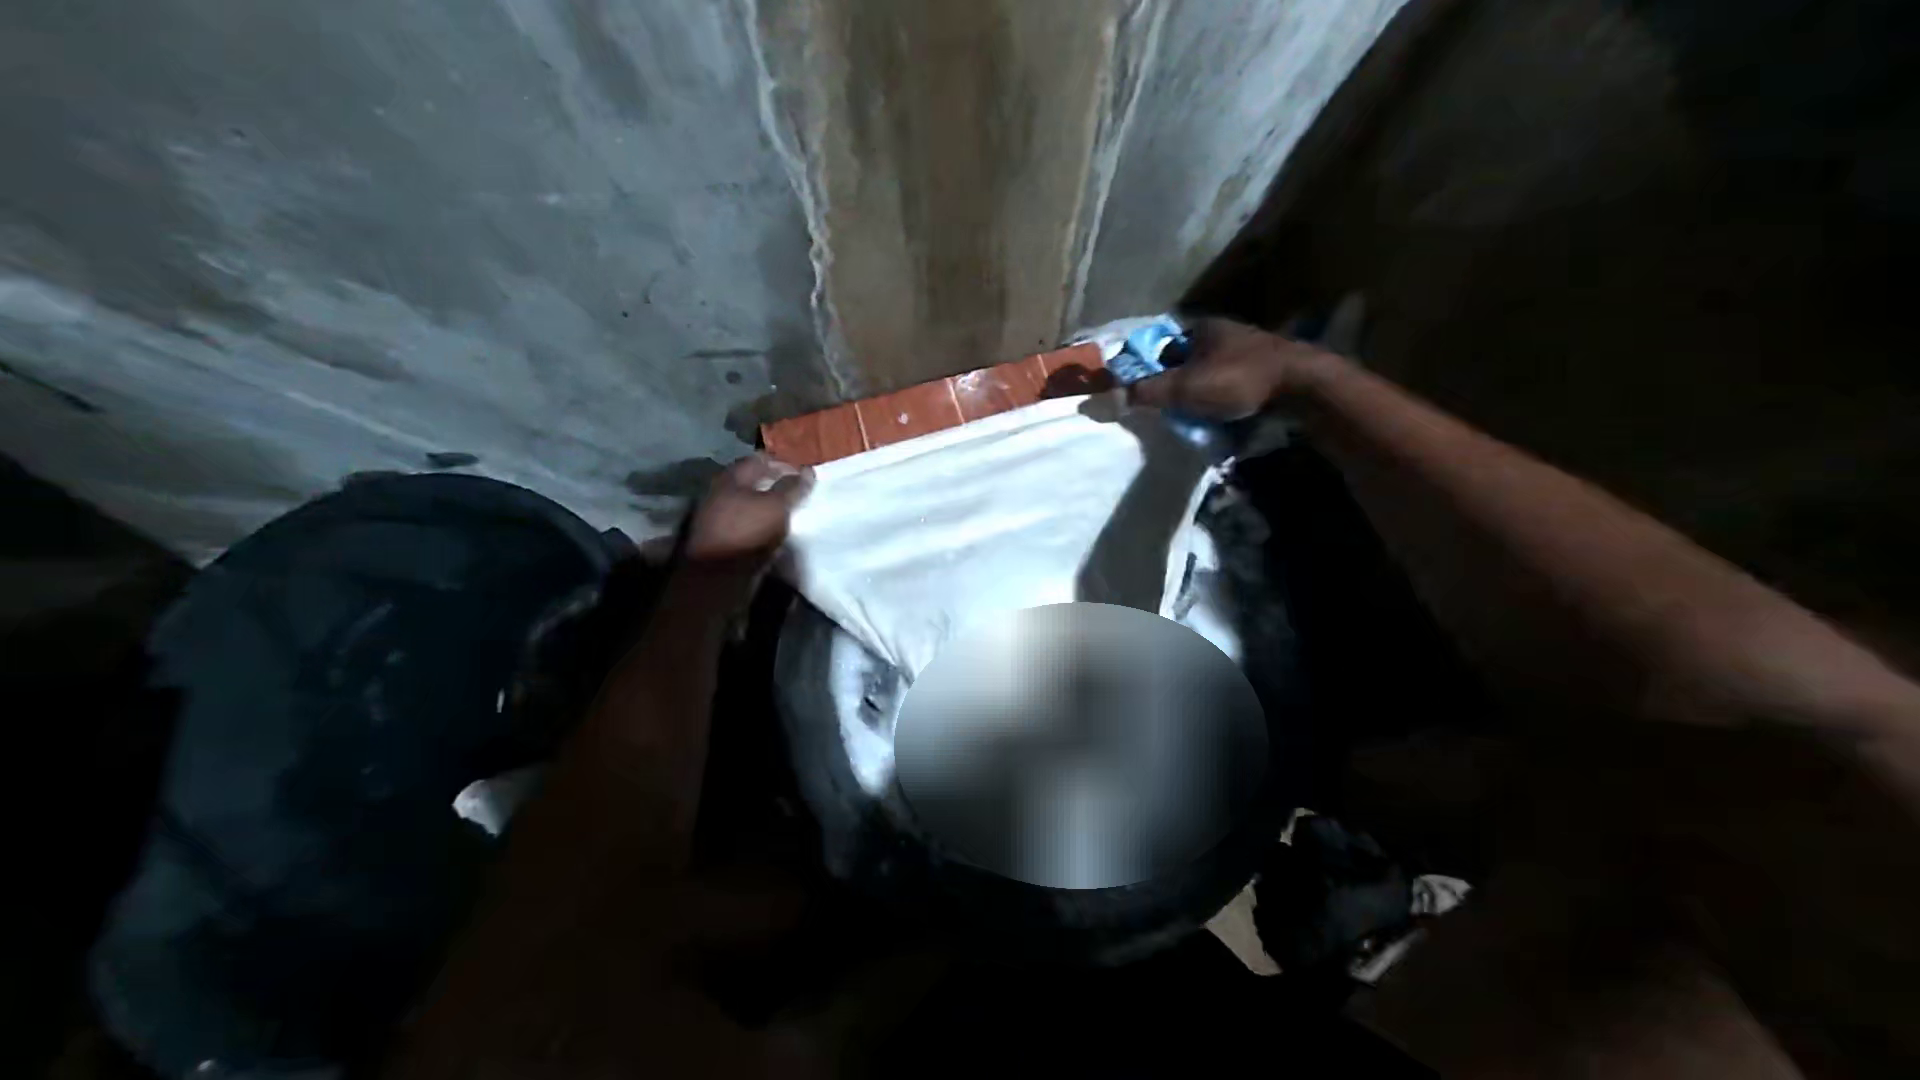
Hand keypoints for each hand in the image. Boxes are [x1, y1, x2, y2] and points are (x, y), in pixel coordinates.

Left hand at [684, 454, 812, 567]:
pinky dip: (765, 526)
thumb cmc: (747, 531)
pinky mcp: (724, 539)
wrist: (719, 575)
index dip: (785, 463)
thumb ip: (792, 487)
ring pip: (753, 505)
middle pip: (756, 482)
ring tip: (795, 514)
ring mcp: (721, 517)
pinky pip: (750, 525)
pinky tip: (780, 532)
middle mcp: (723, 493)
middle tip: (802, 493)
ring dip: (772, 508)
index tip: (806, 474)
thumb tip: (808, 471)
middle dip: (779, 486)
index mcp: (732, 478)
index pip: (761, 459)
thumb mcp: (776, 505)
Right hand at [1128, 317, 1337, 419]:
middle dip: (1175, 383)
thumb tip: (1108, 396)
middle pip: (1186, 361)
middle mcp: (1225, 332)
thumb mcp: (1183, 388)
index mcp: (1202, 327)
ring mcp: (1248, 349)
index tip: (1144, 392)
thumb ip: (1145, 392)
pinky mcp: (1266, 369)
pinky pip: (1231, 385)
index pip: (1161, 344)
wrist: (1302, 387)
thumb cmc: (1237, 380)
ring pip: (1210, 373)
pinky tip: (1221, 415)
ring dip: (1200, 394)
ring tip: (1194, 417)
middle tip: (1168, 409)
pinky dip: (1222, 399)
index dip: (1148, 367)